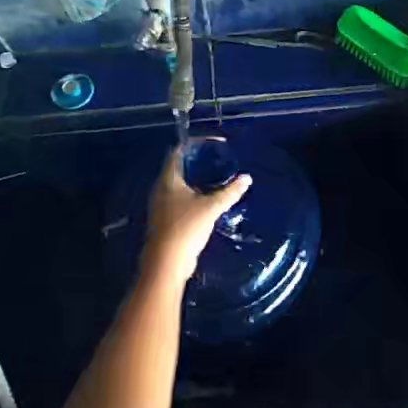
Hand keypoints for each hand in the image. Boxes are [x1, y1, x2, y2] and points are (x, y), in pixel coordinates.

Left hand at [141, 140, 251, 284]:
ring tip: (214, 179)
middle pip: (177, 169)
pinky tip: (206, 202)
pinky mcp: (165, 220)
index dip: (192, 145)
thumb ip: (230, 192)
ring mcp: (161, 206)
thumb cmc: (186, 228)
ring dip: (194, 182)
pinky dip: (191, 196)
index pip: (177, 153)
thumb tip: (247, 178)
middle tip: (216, 160)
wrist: (166, 263)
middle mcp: (161, 189)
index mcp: (168, 179)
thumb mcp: (211, 207)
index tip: (210, 144)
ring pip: (178, 186)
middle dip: (195, 163)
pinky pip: (179, 201)